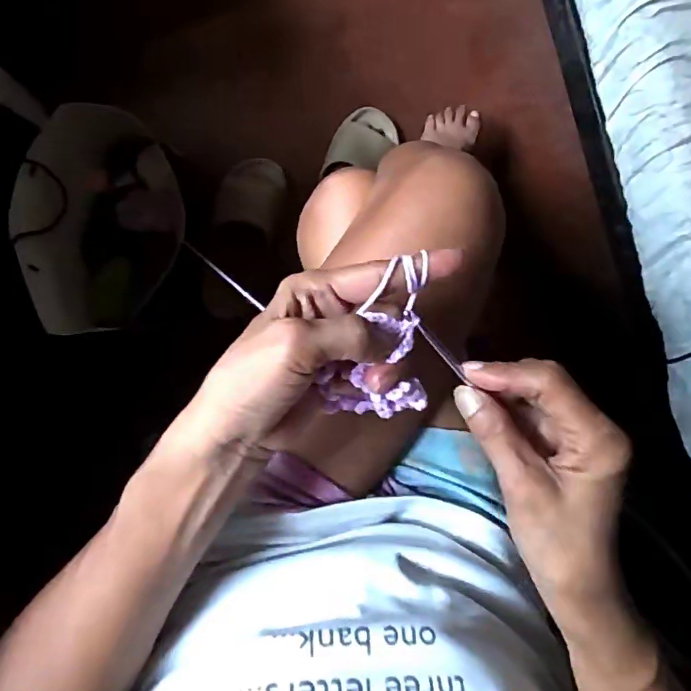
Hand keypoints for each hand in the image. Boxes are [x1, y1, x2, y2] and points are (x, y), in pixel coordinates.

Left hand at [171, 249, 462, 460]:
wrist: (233, 431)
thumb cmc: (253, 378)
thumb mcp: (296, 345)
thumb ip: (348, 333)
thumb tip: (389, 337)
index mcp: (312, 290)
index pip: (372, 274)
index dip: (415, 268)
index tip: (458, 260)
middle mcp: (328, 311)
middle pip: (387, 314)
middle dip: (392, 342)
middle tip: (375, 375)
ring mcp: (335, 345)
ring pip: (386, 348)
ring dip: (383, 371)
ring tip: (363, 390)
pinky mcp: (339, 375)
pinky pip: (376, 373)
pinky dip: (374, 386)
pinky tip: (355, 398)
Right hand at [454, 360, 632, 632]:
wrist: (580, 588)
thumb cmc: (555, 543)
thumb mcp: (520, 485)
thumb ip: (495, 433)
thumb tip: (464, 391)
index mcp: (598, 437)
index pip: (551, 384)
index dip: (507, 373)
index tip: (465, 373)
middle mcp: (600, 427)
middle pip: (550, 383)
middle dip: (506, 378)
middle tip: (463, 382)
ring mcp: (588, 436)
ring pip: (542, 395)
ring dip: (506, 392)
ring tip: (469, 393)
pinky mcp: (574, 446)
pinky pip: (540, 415)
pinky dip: (512, 410)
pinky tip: (488, 410)